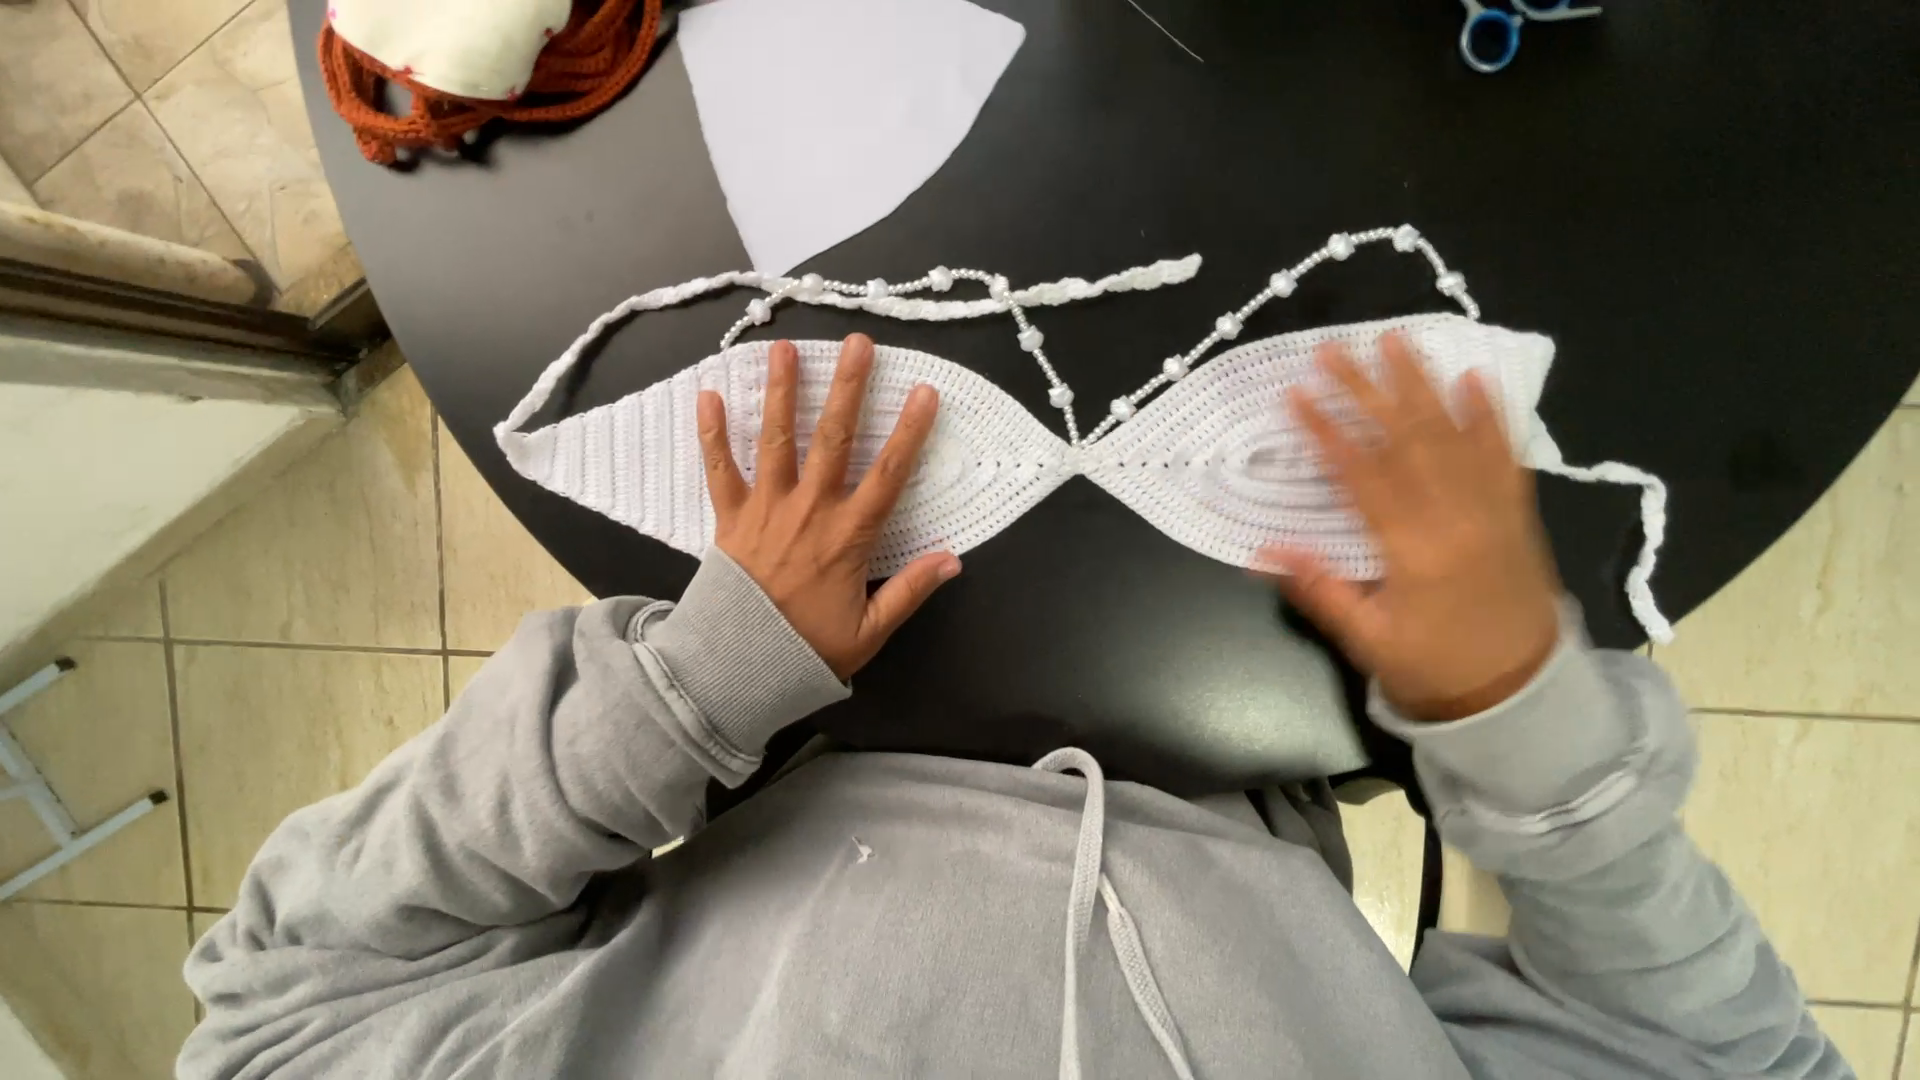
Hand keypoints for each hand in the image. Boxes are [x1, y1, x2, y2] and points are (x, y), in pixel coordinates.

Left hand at [697, 334, 961, 679]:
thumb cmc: (808, 649)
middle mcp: (809, 510)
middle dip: (848, 388)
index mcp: (848, 536)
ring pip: (777, 441)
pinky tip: (708, 393)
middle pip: (834, 440)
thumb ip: (911, 590)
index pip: (887, 475)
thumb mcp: (871, 630)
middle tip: (858, 343)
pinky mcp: (730, 518)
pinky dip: (712, 433)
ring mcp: (766, 509)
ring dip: (783, 392)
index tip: (925, 392)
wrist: (737, 667)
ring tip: (786, 346)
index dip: (909, 432)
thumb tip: (954, 558)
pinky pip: (719, 470)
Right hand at [1264, 333, 1560, 721]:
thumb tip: (1266, 551)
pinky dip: (1490, 414)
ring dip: (1423, 385)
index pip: (1363, 476)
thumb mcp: (1366, 640)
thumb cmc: (1432, 668)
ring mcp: (1494, 510)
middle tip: (1337, 349)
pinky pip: (1504, 454)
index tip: (1297, 394)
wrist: (1521, 693)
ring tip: (1398, 341)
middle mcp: (1458, 518)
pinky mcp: (1517, 512)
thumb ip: (1321, 591)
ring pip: (1455, 435)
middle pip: (1407, 439)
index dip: (1327, 432)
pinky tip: (1475, 378)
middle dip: (1368, 389)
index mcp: (1415, 551)